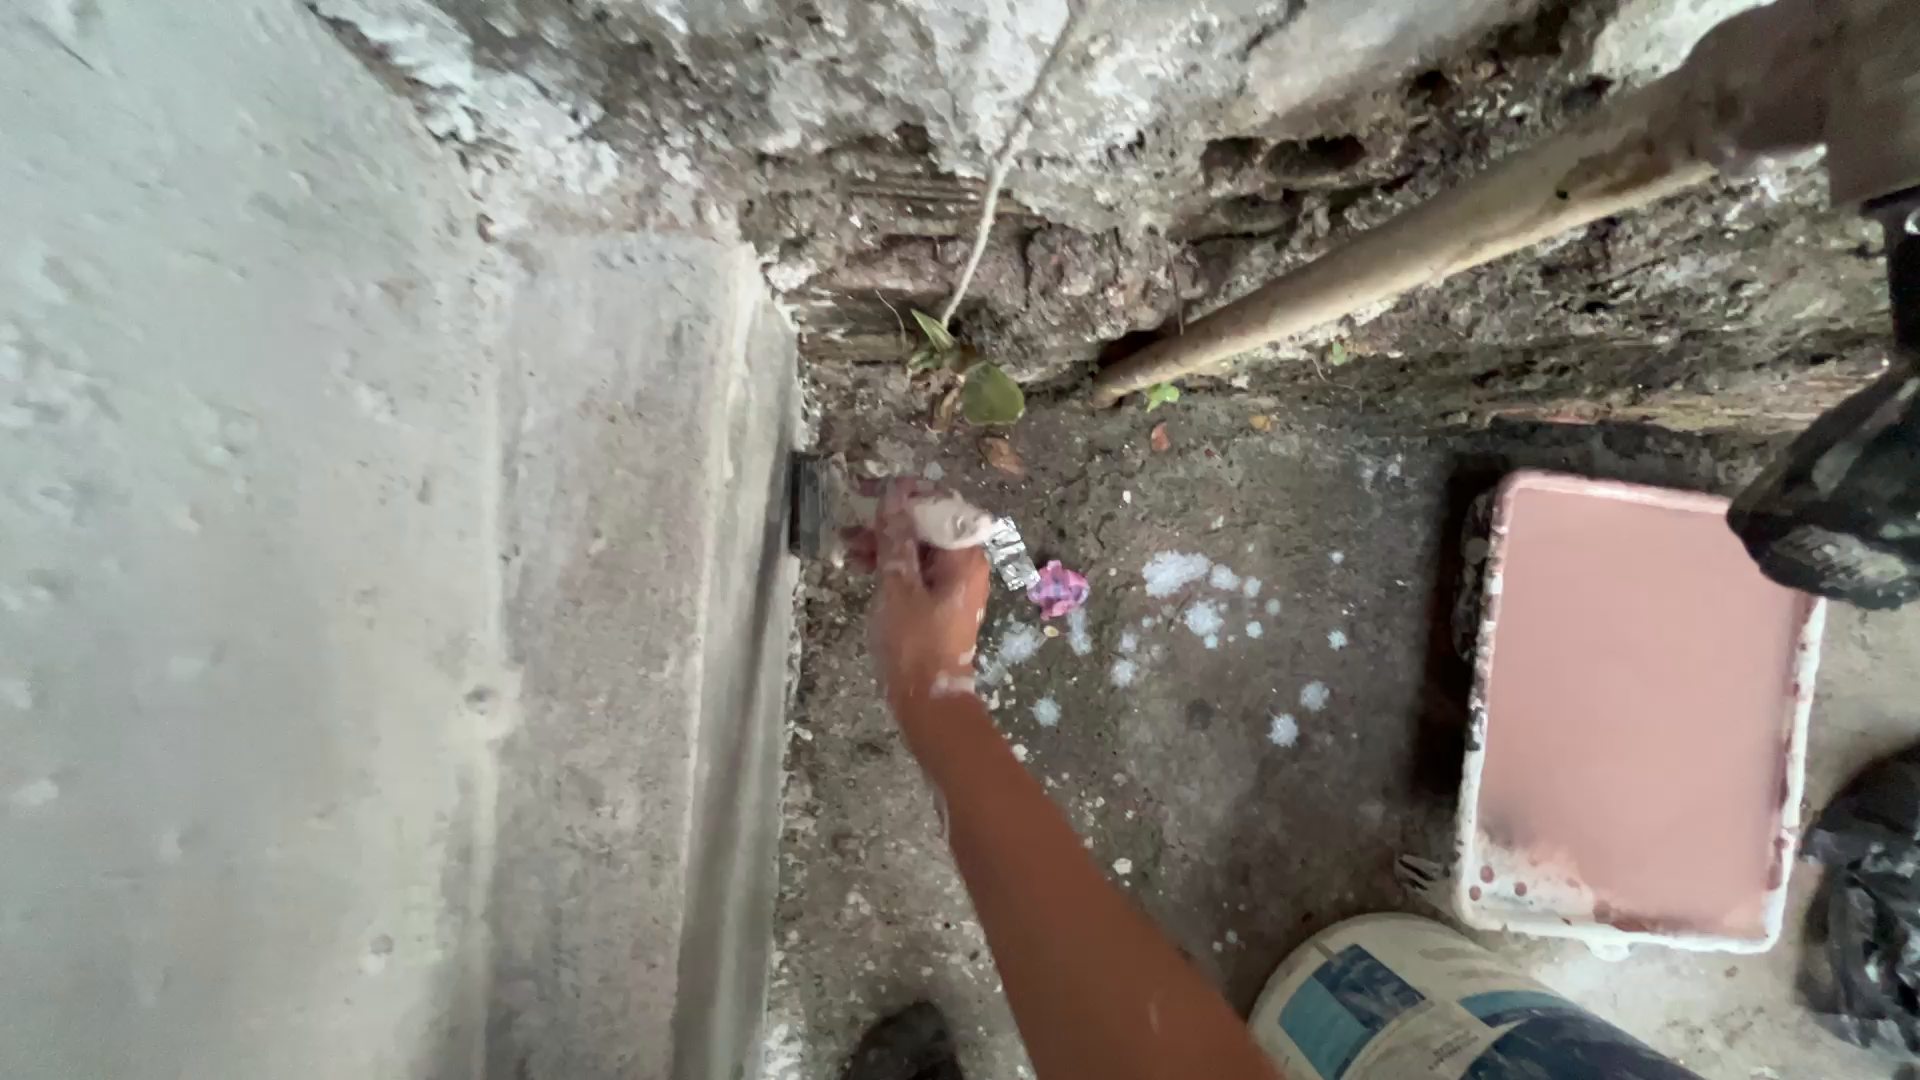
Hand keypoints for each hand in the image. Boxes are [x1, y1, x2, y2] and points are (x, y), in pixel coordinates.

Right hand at [865, 481, 989, 708]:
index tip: (870, 489)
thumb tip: (893, 494)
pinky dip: (891, 564)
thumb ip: (895, 538)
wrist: (929, 700)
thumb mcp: (898, 587)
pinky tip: (859, 565)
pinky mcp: (939, 599)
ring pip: (918, 546)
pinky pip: (916, 569)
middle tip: (852, 514)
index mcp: (965, 555)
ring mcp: (953, 582)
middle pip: (929, 523)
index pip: (941, 503)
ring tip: (845, 545)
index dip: (906, 491)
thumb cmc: (915, 643)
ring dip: (884, 542)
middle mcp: (965, 563)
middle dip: (890, 519)